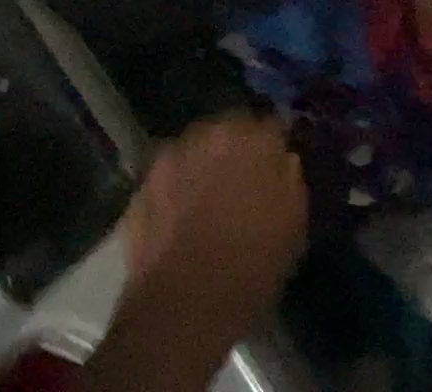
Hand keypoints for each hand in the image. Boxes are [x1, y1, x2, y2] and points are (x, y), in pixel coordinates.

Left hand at [119, 113, 306, 336]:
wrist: (183, 306)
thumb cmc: (252, 266)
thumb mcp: (293, 223)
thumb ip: (288, 178)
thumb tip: (281, 160)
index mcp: (248, 137)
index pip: (267, 125)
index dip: (271, 146)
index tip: (274, 165)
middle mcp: (203, 135)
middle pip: (224, 132)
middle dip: (232, 152)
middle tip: (241, 185)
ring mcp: (165, 160)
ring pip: (190, 154)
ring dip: (200, 169)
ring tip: (206, 205)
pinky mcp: (137, 187)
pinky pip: (164, 183)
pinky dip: (173, 195)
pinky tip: (179, 225)